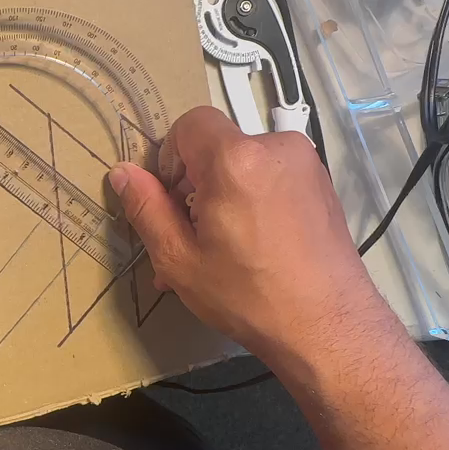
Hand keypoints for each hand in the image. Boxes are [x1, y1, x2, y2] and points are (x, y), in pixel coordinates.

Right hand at [108, 106, 396, 370]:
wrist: (326, 326)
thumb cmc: (247, 295)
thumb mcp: (179, 258)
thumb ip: (146, 209)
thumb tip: (122, 174)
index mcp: (236, 160)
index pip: (190, 123)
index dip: (170, 156)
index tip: (170, 199)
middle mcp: (276, 149)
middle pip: (216, 147)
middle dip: (193, 184)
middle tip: (186, 237)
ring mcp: (305, 164)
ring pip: (242, 166)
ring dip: (219, 199)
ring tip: (214, 251)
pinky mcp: (320, 184)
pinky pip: (268, 179)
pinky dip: (248, 204)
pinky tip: (245, 248)